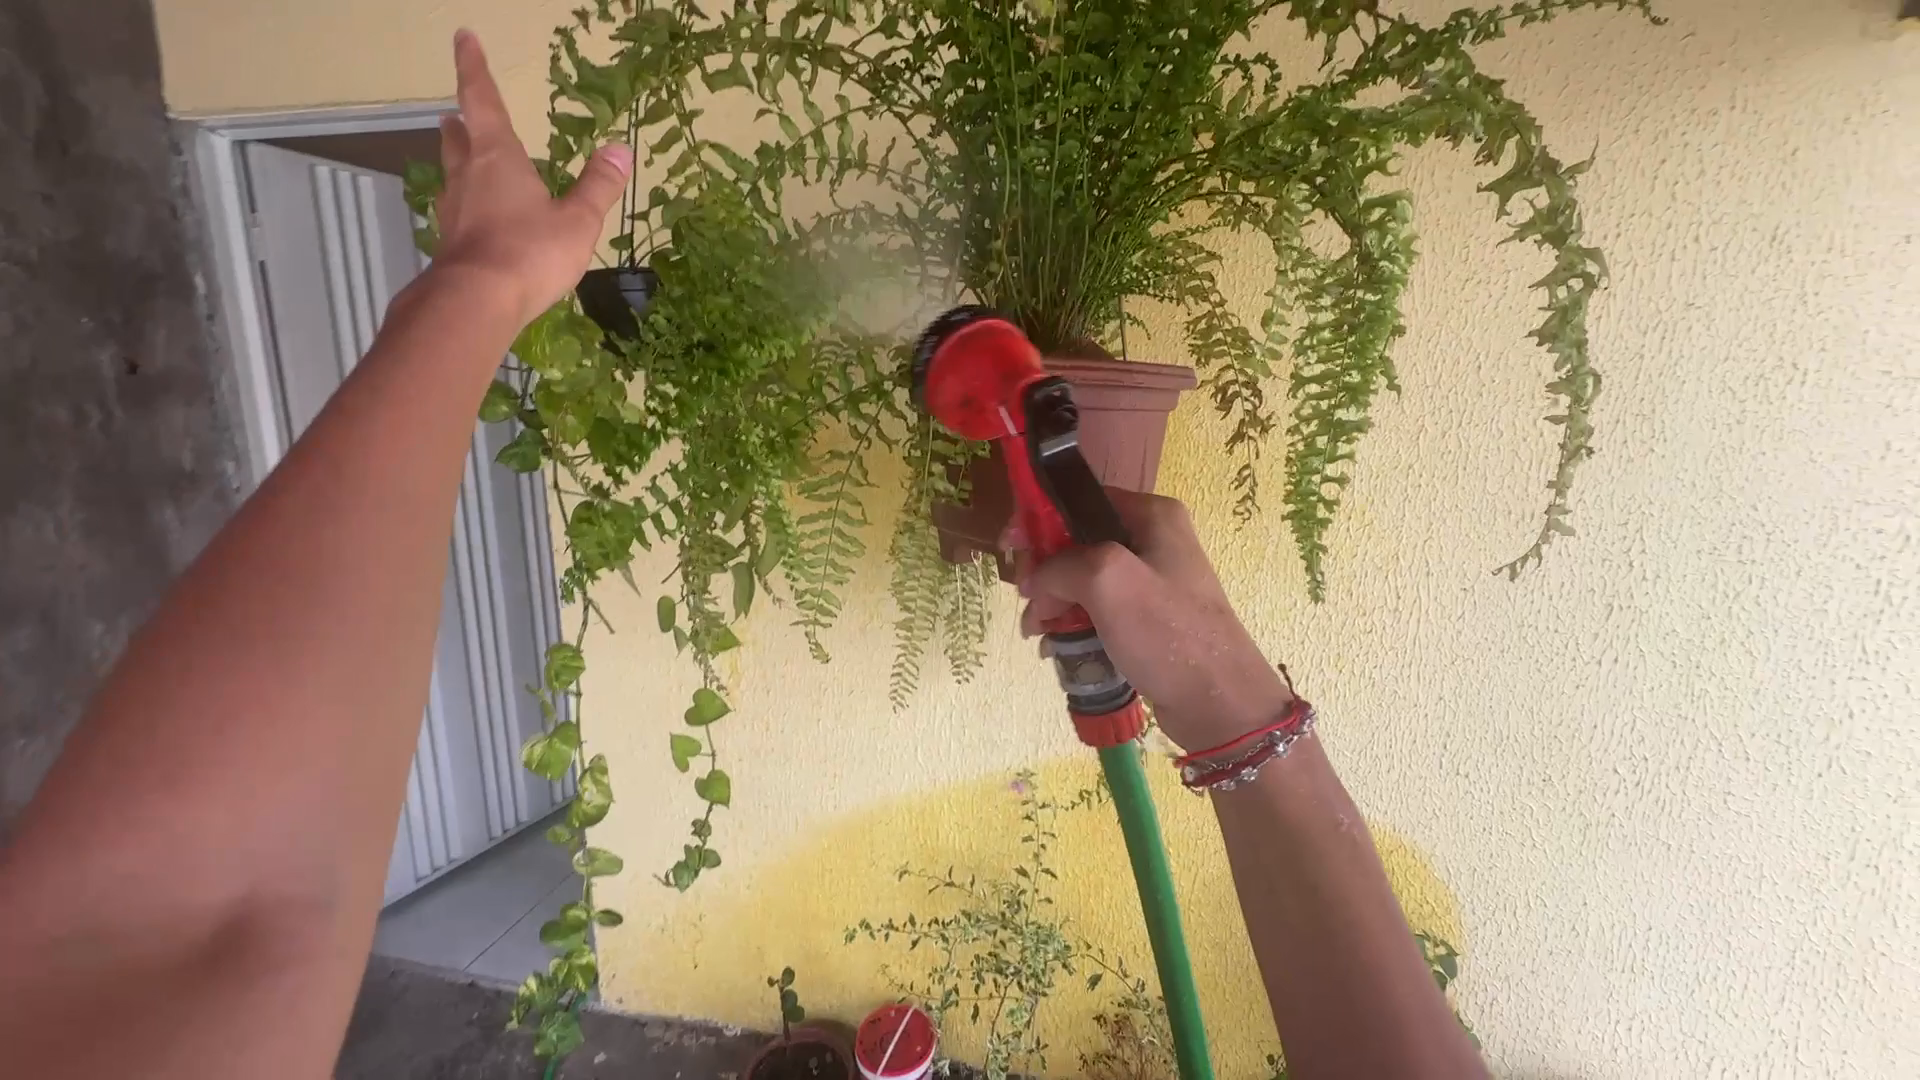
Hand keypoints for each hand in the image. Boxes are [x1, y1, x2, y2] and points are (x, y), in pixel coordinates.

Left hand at [430, 30, 630, 326]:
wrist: (480, 298)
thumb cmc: (532, 251)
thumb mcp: (578, 220)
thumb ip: (599, 186)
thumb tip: (621, 150)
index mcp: (499, 158)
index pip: (482, 99)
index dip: (473, 68)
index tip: (465, 38)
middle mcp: (470, 174)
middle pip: (460, 136)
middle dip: (464, 122)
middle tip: (462, 115)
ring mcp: (456, 207)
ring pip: (455, 172)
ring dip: (462, 161)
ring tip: (471, 160)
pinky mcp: (453, 238)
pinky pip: (460, 208)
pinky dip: (469, 202)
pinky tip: (479, 217)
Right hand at [1011, 489, 1293, 752]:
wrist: (1218, 703)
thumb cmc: (1167, 633)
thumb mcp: (1107, 581)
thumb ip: (1060, 565)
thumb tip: (1037, 582)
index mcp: (1150, 515)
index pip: (1078, 500)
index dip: (1038, 520)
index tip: (1009, 548)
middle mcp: (1151, 539)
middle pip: (1075, 541)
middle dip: (1044, 571)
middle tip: (1027, 602)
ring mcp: (1149, 581)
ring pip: (1081, 579)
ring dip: (1053, 603)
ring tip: (1037, 634)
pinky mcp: (1145, 618)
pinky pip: (1095, 609)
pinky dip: (1071, 623)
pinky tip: (1055, 646)